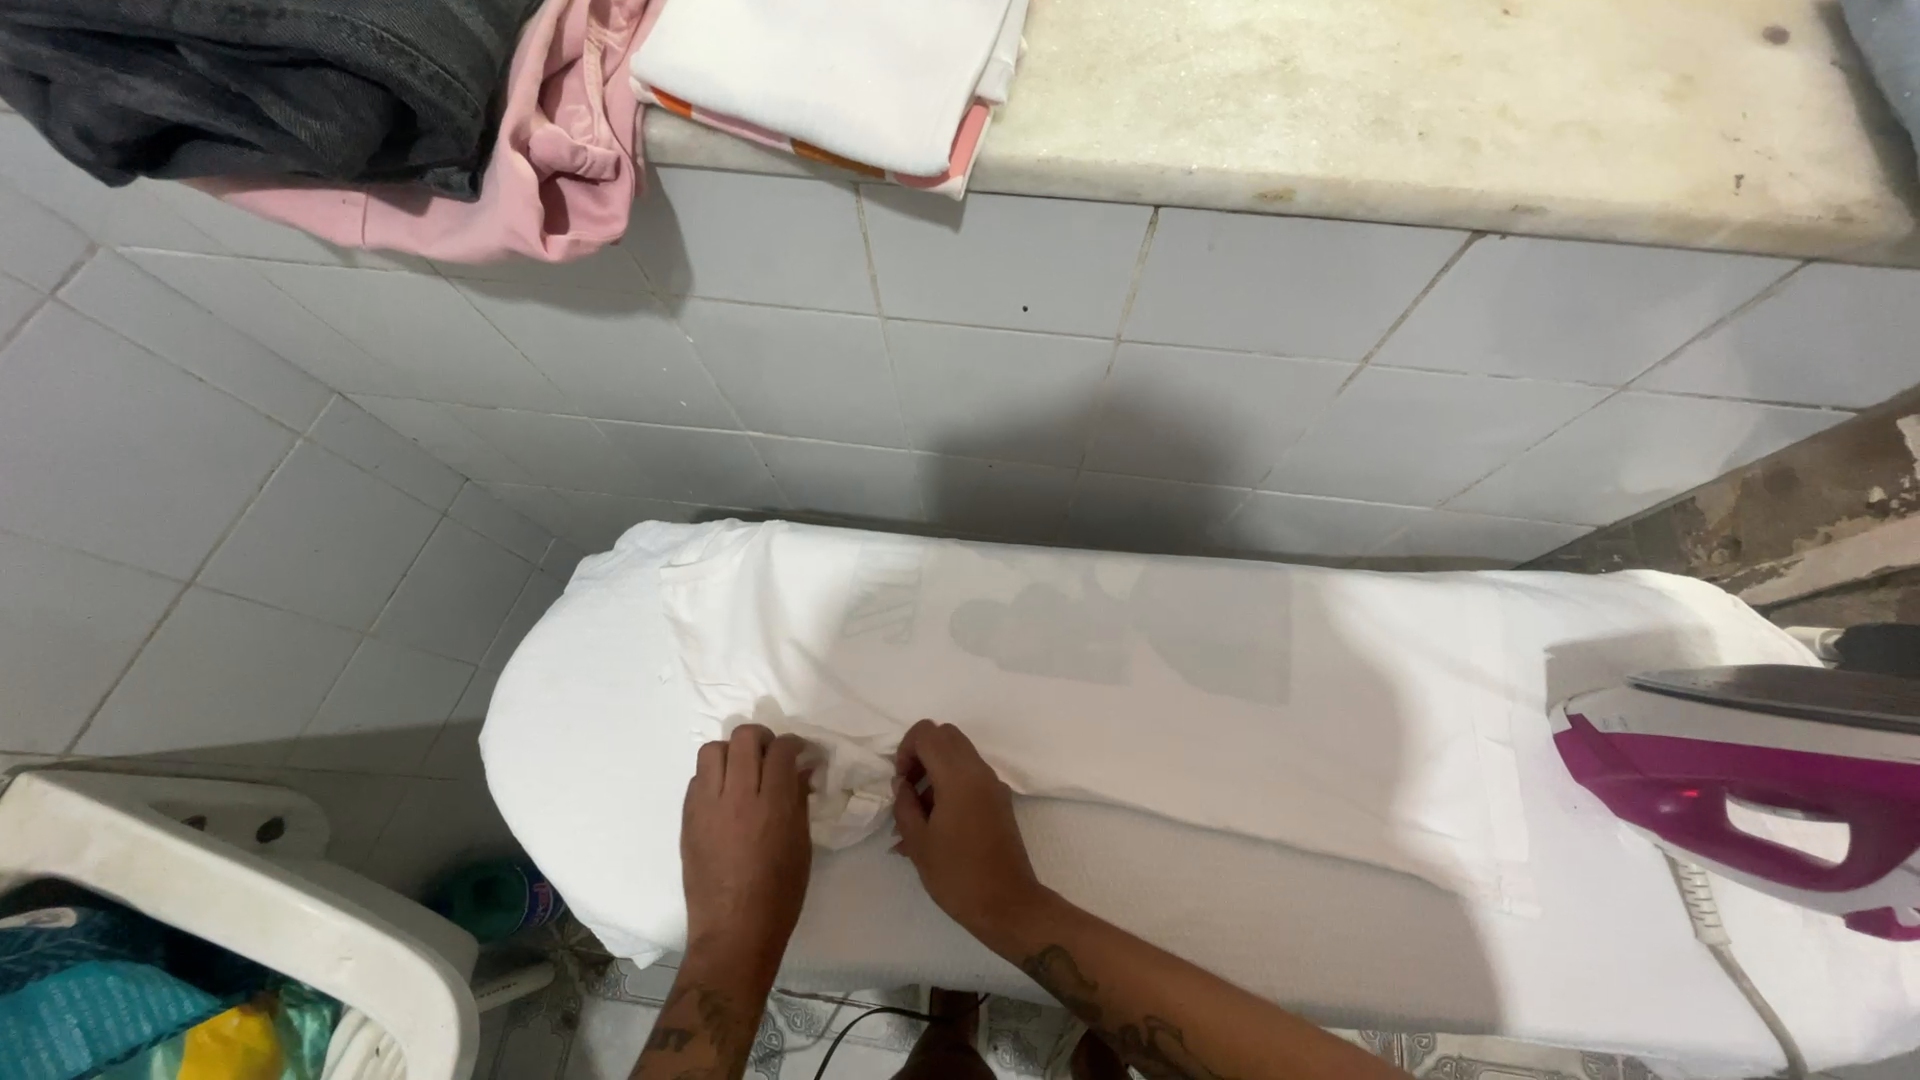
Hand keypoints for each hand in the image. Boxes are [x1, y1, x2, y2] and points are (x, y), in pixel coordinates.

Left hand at [681, 725, 812, 975]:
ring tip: (743, 771)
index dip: (794, 743)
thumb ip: (798, 799)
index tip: (800, 752)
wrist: (734, 932)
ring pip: (713, 750)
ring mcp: (707, 807)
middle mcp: (737, 797)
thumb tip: (800, 769)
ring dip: (732, 752)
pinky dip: (713, 776)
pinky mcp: (687, 819)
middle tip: (771, 755)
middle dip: (763, 738)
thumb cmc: (779, 893)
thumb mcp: (801, 844)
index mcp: (772, 805)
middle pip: (744, 738)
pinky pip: (697, 779)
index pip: (781, 750)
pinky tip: (725, 795)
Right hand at [892, 720, 1050, 944]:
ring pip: (959, 756)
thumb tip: (903, 784)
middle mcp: (979, 771)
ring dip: (935, 771)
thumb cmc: (957, 874)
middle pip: (946, 736)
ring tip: (917, 817)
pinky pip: (971, 778)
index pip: (927, 732)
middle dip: (921, 754)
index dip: (906, 749)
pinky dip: (950, 786)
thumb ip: (904, 804)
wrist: (1007, 904)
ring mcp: (993, 785)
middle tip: (908, 789)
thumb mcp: (918, 842)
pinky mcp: (1000, 801)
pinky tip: (935, 827)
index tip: (900, 782)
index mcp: (958, 775)